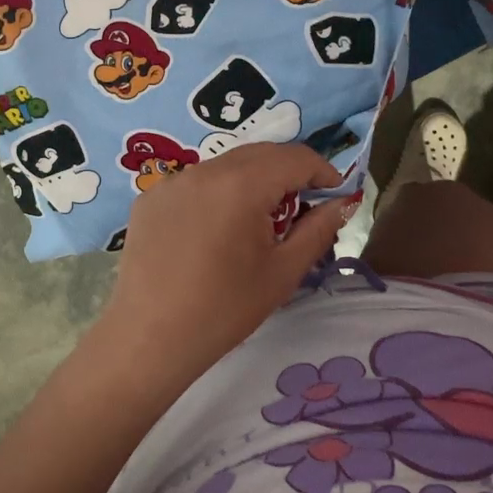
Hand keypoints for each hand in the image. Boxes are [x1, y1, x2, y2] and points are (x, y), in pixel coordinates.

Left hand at [99, 143, 355, 372]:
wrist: (151, 337)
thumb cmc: (225, 309)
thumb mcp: (283, 271)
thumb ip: (318, 230)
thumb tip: (343, 203)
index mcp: (241, 184)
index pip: (294, 157)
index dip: (322, 171)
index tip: (335, 194)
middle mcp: (204, 170)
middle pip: (259, 154)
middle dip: (288, 173)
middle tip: (304, 206)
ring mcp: (171, 182)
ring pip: (225, 166)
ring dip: (251, 182)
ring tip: (258, 222)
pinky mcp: (149, 199)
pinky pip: (194, 183)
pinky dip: (215, 194)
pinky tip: (214, 233)